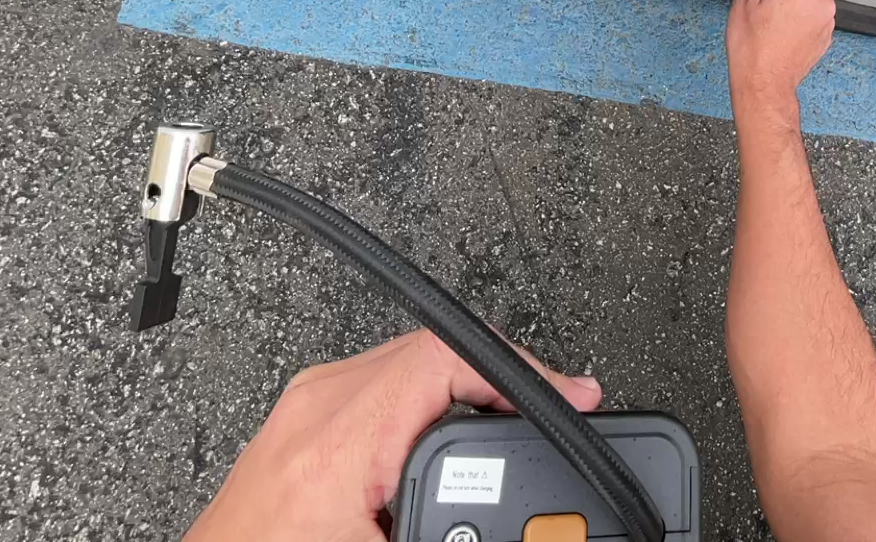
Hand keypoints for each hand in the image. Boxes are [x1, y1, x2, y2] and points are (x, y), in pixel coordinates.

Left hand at [186, 329, 602, 541]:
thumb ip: (455, 524)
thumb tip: (517, 517)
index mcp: (337, 444)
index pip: (449, 357)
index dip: (522, 370)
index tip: (568, 395)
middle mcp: (319, 406)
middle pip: (441, 350)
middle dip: (508, 379)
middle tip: (553, 408)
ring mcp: (310, 404)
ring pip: (418, 359)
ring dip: (474, 385)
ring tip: (515, 417)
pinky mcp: (308, 416)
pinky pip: (390, 378)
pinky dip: (437, 395)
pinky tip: (457, 425)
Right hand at [726, 0, 836, 107]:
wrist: (763, 82)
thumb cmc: (752, 46)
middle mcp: (821, 0)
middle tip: (763, 9)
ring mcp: (826, 18)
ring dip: (790, 4)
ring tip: (772, 24)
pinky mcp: (826, 33)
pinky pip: (810, 14)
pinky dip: (797, 19)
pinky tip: (781, 33)